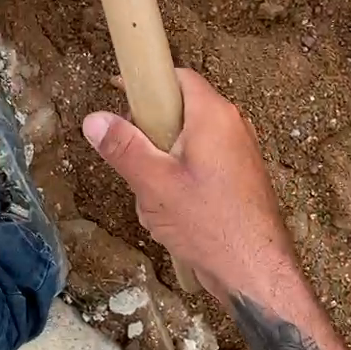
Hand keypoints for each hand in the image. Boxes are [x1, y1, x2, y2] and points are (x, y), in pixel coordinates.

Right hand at [81, 69, 298, 300]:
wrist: (256, 272)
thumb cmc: (210, 223)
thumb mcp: (154, 183)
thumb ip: (123, 147)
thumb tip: (94, 119)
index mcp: (214, 115)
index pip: (179, 77)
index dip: (147, 82)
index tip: (119, 94)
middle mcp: (232, 127)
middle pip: (180, 113)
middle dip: (150, 136)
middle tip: (134, 163)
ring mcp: (238, 154)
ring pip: (187, 145)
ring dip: (163, 166)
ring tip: (154, 198)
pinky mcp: (239, 180)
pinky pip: (200, 168)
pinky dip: (180, 182)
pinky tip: (172, 214)